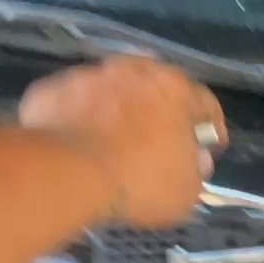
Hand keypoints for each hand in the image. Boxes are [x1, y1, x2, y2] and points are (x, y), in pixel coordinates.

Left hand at [19, 56, 227, 228]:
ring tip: (116, 147)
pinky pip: (77, 104)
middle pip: (157, 89)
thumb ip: (196, 170)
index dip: (210, 131)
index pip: (206, 104)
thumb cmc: (140, 182)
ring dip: (120, 113)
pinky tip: (83, 148)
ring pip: (114, 92)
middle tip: (161, 146)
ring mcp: (89, 75)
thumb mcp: (187, 192)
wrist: (66, 174)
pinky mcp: (53, 89)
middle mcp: (133, 70)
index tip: (207, 152)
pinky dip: (83, 121)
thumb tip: (194, 159)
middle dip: (163, 115)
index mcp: (175, 89)